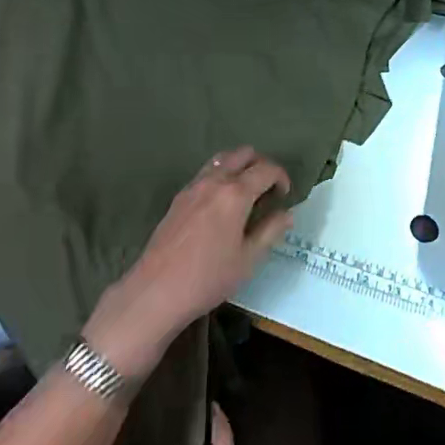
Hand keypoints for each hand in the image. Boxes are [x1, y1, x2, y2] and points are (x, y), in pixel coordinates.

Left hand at [84, 148, 292, 379]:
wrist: (156, 290)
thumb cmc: (208, 277)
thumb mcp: (248, 259)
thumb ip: (270, 231)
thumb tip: (287, 214)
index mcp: (235, 193)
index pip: (266, 169)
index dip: (282, 177)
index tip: (286, 194)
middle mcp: (214, 181)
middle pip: (243, 154)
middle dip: (261, 164)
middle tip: (268, 188)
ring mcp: (193, 187)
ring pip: (221, 159)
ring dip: (239, 166)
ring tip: (246, 192)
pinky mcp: (179, 197)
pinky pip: (205, 173)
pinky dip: (220, 176)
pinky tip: (221, 204)